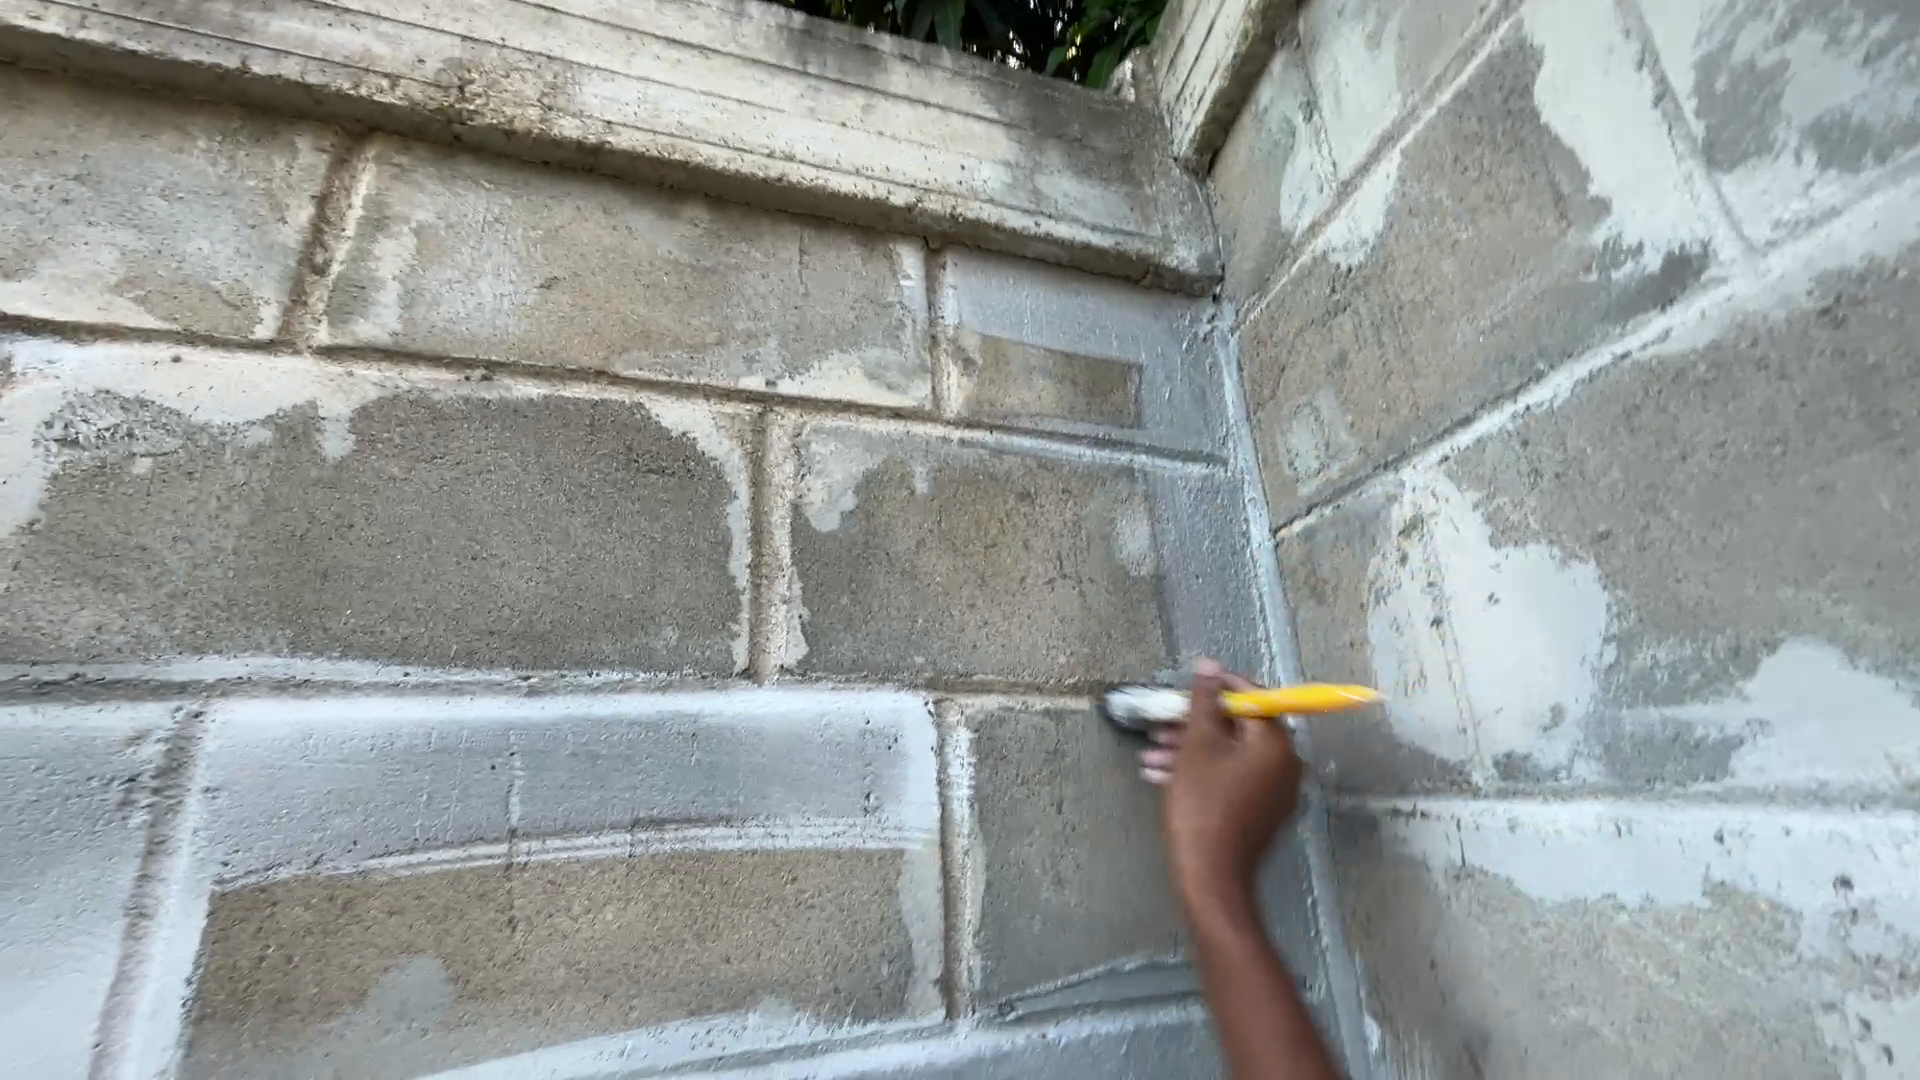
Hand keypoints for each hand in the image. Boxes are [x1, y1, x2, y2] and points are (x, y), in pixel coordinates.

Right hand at [1140, 658, 1304, 912]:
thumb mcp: (1196, 745)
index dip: (1218, 687)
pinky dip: (1201, 772)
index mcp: (1276, 744)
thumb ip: (1204, 701)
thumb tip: (1210, 665)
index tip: (1188, 685)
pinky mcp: (1260, 811)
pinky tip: (1161, 775)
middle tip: (1162, 723)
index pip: (1252, 698)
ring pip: (1229, 755)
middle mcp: (1285, 765)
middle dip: (1195, 724)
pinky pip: (1231, 777)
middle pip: (1238, 728)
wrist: (1210, 875)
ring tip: (1150, 754)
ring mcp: (1275, 792)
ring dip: (1189, 750)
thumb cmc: (1202, 804)